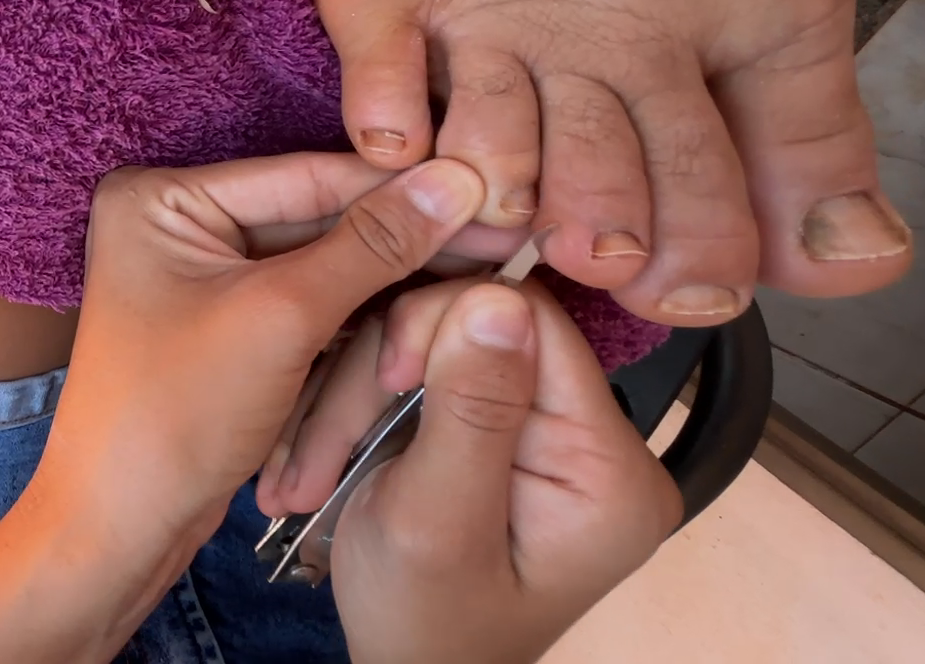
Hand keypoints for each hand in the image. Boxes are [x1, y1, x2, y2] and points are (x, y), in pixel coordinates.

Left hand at [34, 153, 489, 564]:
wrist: (125, 517)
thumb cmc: (175, 413)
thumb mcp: (280, 318)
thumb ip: (369, 246)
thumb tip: (453, 180)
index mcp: (158, 198)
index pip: (298, 177)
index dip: (399, 186)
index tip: (490, 186)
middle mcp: (171, 218)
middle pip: (306, 214)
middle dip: (398, 232)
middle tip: (502, 230)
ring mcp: (195, 265)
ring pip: (311, 256)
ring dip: (386, 269)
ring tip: (485, 261)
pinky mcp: (219, 311)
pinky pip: (298, 294)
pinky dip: (355, 303)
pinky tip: (430, 297)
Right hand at [327, 280, 681, 663]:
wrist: (406, 663)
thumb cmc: (419, 610)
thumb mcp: (436, 517)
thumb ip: (471, 409)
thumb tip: (498, 296)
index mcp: (604, 461)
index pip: (533, 320)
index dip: (448, 324)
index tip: (388, 380)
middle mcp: (586, 433)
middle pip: (474, 322)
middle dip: (389, 366)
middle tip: (337, 427)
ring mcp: (536, 427)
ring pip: (430, 342)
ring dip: (361, 388)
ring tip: (320, 453)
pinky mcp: (489, 425)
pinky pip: (419, 370)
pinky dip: (364, 396)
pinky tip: (335, 438)